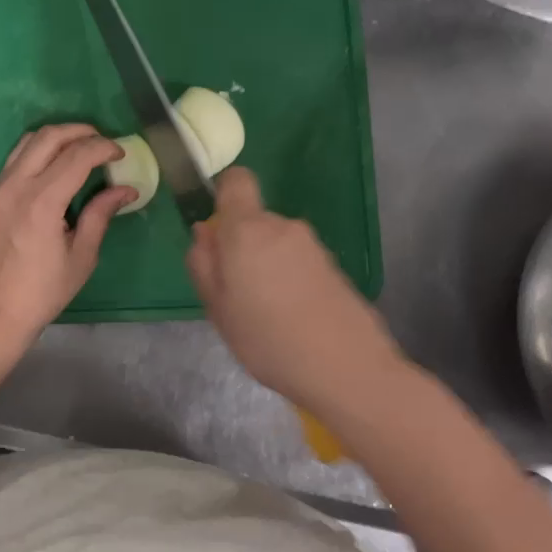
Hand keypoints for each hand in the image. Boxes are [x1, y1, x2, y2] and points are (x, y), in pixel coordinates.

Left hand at [0, 124, 136, 343]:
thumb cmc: (43, 290)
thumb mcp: (81, 256)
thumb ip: (101, 215)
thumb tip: (126, 189)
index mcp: (42, 202)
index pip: (76, 156)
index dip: (102, 147)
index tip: (120, 154)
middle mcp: (16, 186)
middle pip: (49, 136)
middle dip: (80, 132)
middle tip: (103, 143)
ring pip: (28, 141)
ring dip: (57, 136)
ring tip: (82, 147)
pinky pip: (15, 157)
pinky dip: (38, 149)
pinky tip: (56, 163)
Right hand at [187, 168, 402, 413]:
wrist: (349, 370)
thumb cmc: (268, 339)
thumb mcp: (217, 307)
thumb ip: (203, 263)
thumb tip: (204, 233)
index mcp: (246, 229)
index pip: (236, 181)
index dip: (223, 195)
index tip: (217, 231)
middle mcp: (282, 227)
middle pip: (253, 221)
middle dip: (241, 246)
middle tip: (236, 292)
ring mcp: (312, 247)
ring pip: (275, 244)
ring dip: (266, 266)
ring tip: (265, 312)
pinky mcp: (334, 268)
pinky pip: (298, 263)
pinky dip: (290, 281)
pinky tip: (292, 320)